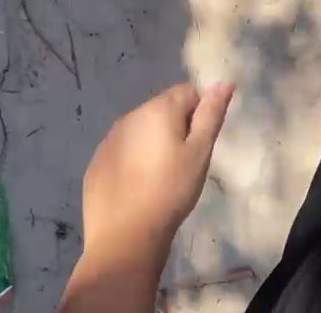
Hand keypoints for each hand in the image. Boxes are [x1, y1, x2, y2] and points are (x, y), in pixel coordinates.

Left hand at [76, 82, 233, 275]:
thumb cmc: (170, 191)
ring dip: (153, 143)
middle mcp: (130, 116)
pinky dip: (132, 160)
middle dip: (175, 128)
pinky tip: (137, 187)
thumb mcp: (200, 152)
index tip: (197, 146)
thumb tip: (224, 81)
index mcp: (158, 109)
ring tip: (159, 177)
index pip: (188, 93)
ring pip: (141, 130)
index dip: (199, 115)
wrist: (124, 239)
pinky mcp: (95, 163)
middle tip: (181, 163)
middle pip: (163, 109)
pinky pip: (121, 150)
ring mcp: (108, 140)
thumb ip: (212, 113)